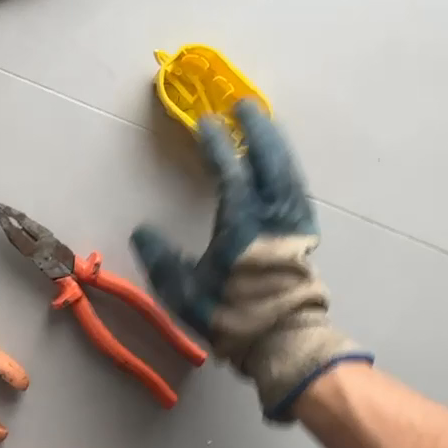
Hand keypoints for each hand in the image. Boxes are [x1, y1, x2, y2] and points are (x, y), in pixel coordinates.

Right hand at [131, 99, 370, 419]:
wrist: (287, 343)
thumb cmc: (236, 317)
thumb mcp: (187, 294)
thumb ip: (162, 260)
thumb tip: (143, 230)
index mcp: (243, 226)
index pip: (230, 172)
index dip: (216, 144)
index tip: (205, 122)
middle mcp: (272, 216)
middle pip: (268, 160)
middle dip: (256, 129)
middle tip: (243, 104)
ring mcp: (293, 222)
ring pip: (286, 170)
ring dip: (274, 142)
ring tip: (263, 120)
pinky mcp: (305, 231)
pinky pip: (296, 185)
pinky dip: (286, 164)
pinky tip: (280, 158)